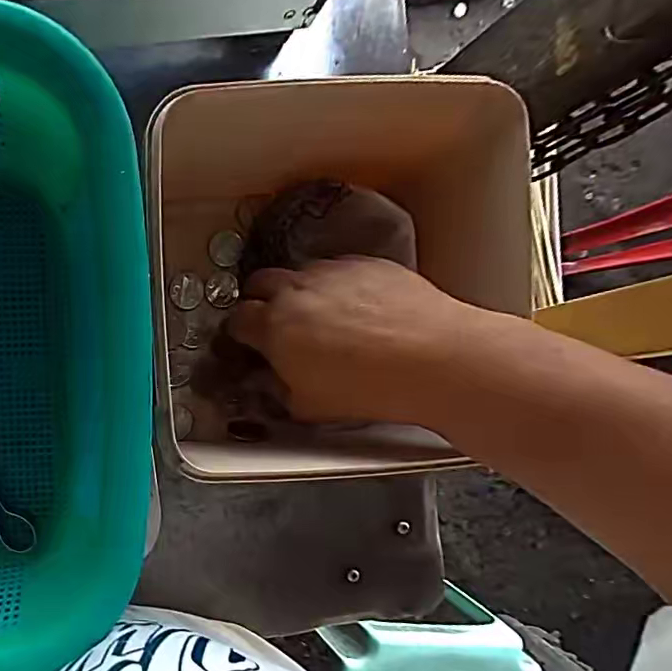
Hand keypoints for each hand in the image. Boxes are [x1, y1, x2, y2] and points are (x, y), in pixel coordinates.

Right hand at [228, 256, 496, 424]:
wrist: (433, 358)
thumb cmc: (370, 387)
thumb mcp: (309, 407)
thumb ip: (279, 390)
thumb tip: (273, 382)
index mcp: (274, 326)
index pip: (237, 319)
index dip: (238, 330)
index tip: (244, 338)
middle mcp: (297, 289)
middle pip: (260, 282)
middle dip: (260, 299)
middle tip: (273, 321)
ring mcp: (333, 271)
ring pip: (301, 273)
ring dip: (300, 291)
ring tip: (322, 318)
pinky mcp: (367, 263)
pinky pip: (340, 270)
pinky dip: (338, 286)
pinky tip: (358, 310)